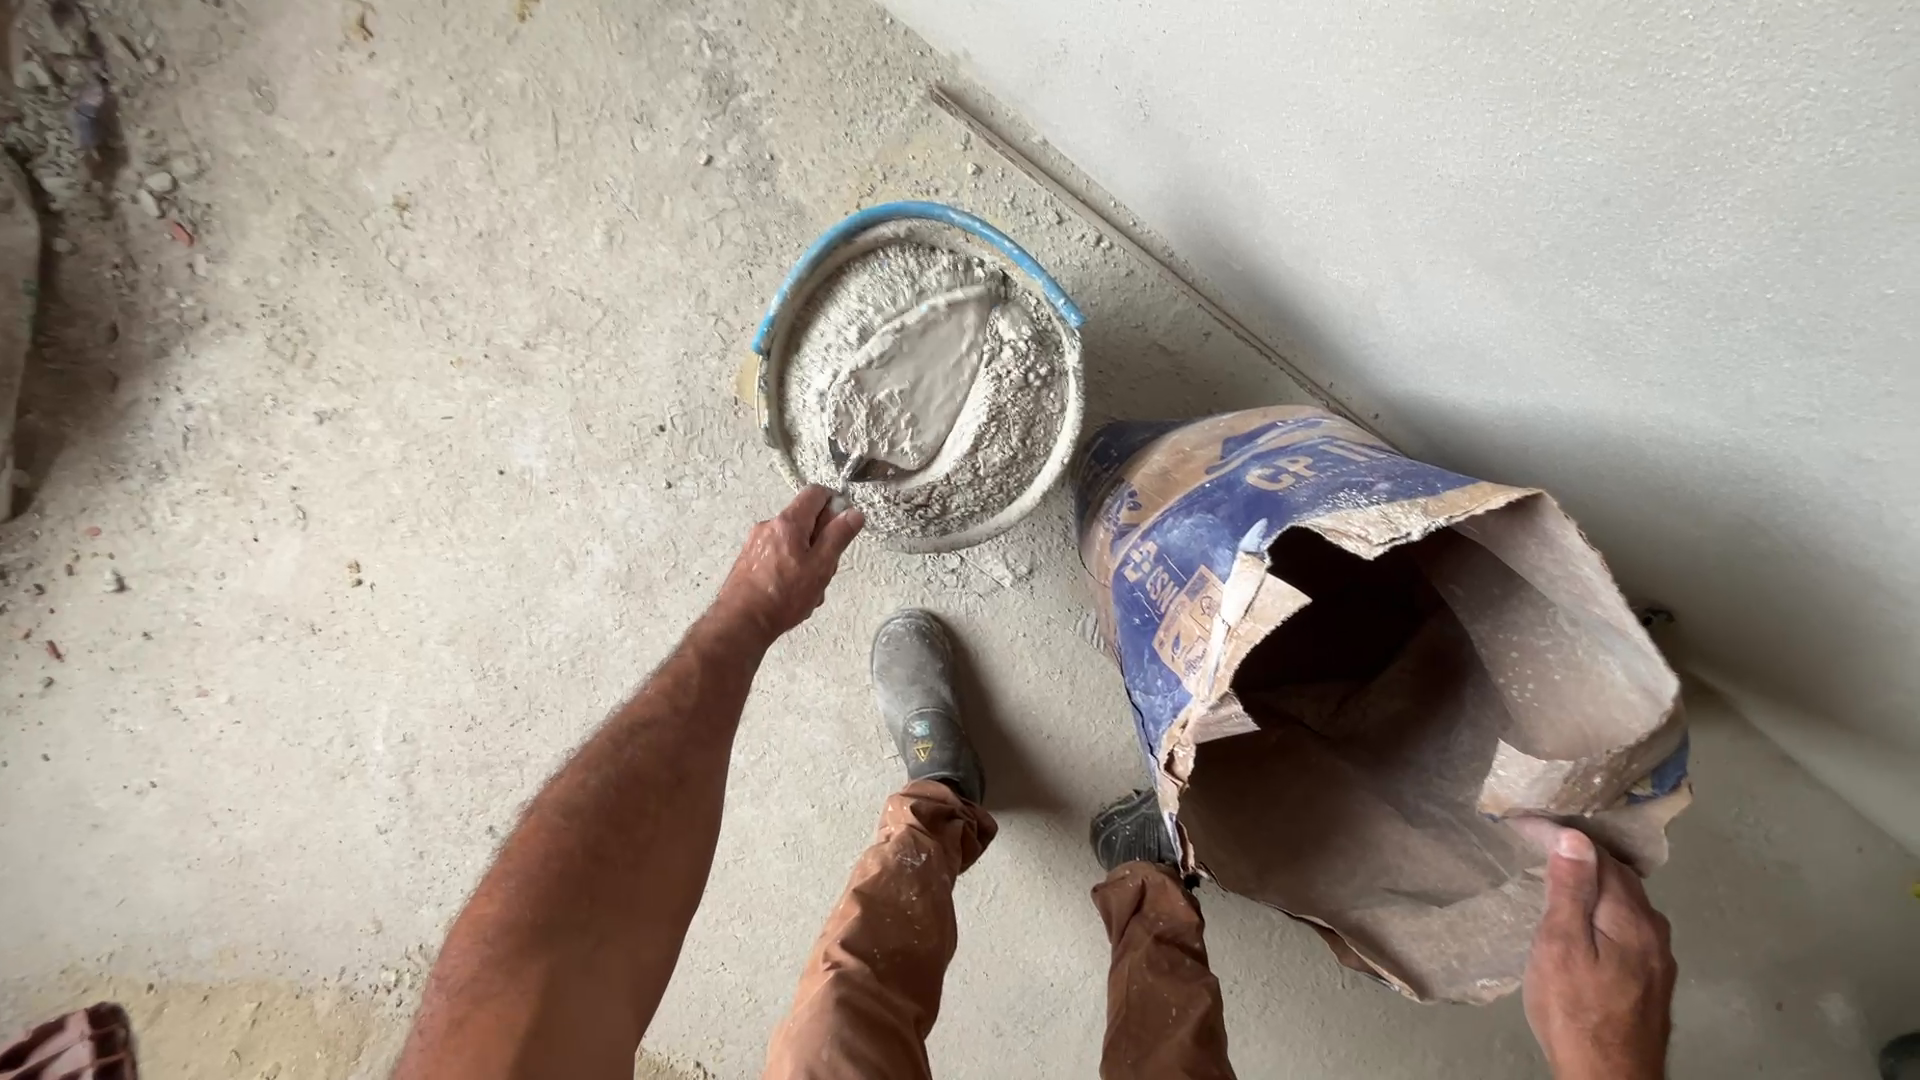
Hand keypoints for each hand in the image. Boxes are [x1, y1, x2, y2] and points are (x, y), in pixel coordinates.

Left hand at [712, 485, 863, 646]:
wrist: (740, 623)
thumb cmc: (782, 597)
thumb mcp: (821, 566)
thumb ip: (838, 536)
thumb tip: (853, 513)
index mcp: (788, 522)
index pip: (816, 493)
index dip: (835, 505)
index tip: (843, 527)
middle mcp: (769, 526)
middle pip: (806, 520)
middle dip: (822, 541)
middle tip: (825, 568)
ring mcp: (757, 543)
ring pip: (794, 541)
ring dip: (809, 560)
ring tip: (809, 588)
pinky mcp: (751, 560)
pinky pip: (780, 555)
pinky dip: (792, 569)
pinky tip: (793, 593)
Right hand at [1512, 819, 1676, 1079]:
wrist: (1607, 1076)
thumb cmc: (1573, 1006)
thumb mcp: (1560, 944)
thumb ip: (1569, 891)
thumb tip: (1574, 838)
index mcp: (1631, 918)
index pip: (1597, 855)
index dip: (1560, 833)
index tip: (1521, 822)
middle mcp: (1654, 931)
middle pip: (1618, 873)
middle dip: (1578, 849)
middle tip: (1534, 836)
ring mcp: (1657, 955)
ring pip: (1625, 897)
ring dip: (1592, 875)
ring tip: (1554, 866)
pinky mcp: (1650, 974)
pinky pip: (1626, 918)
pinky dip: (1601, 900)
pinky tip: (1580, 909)